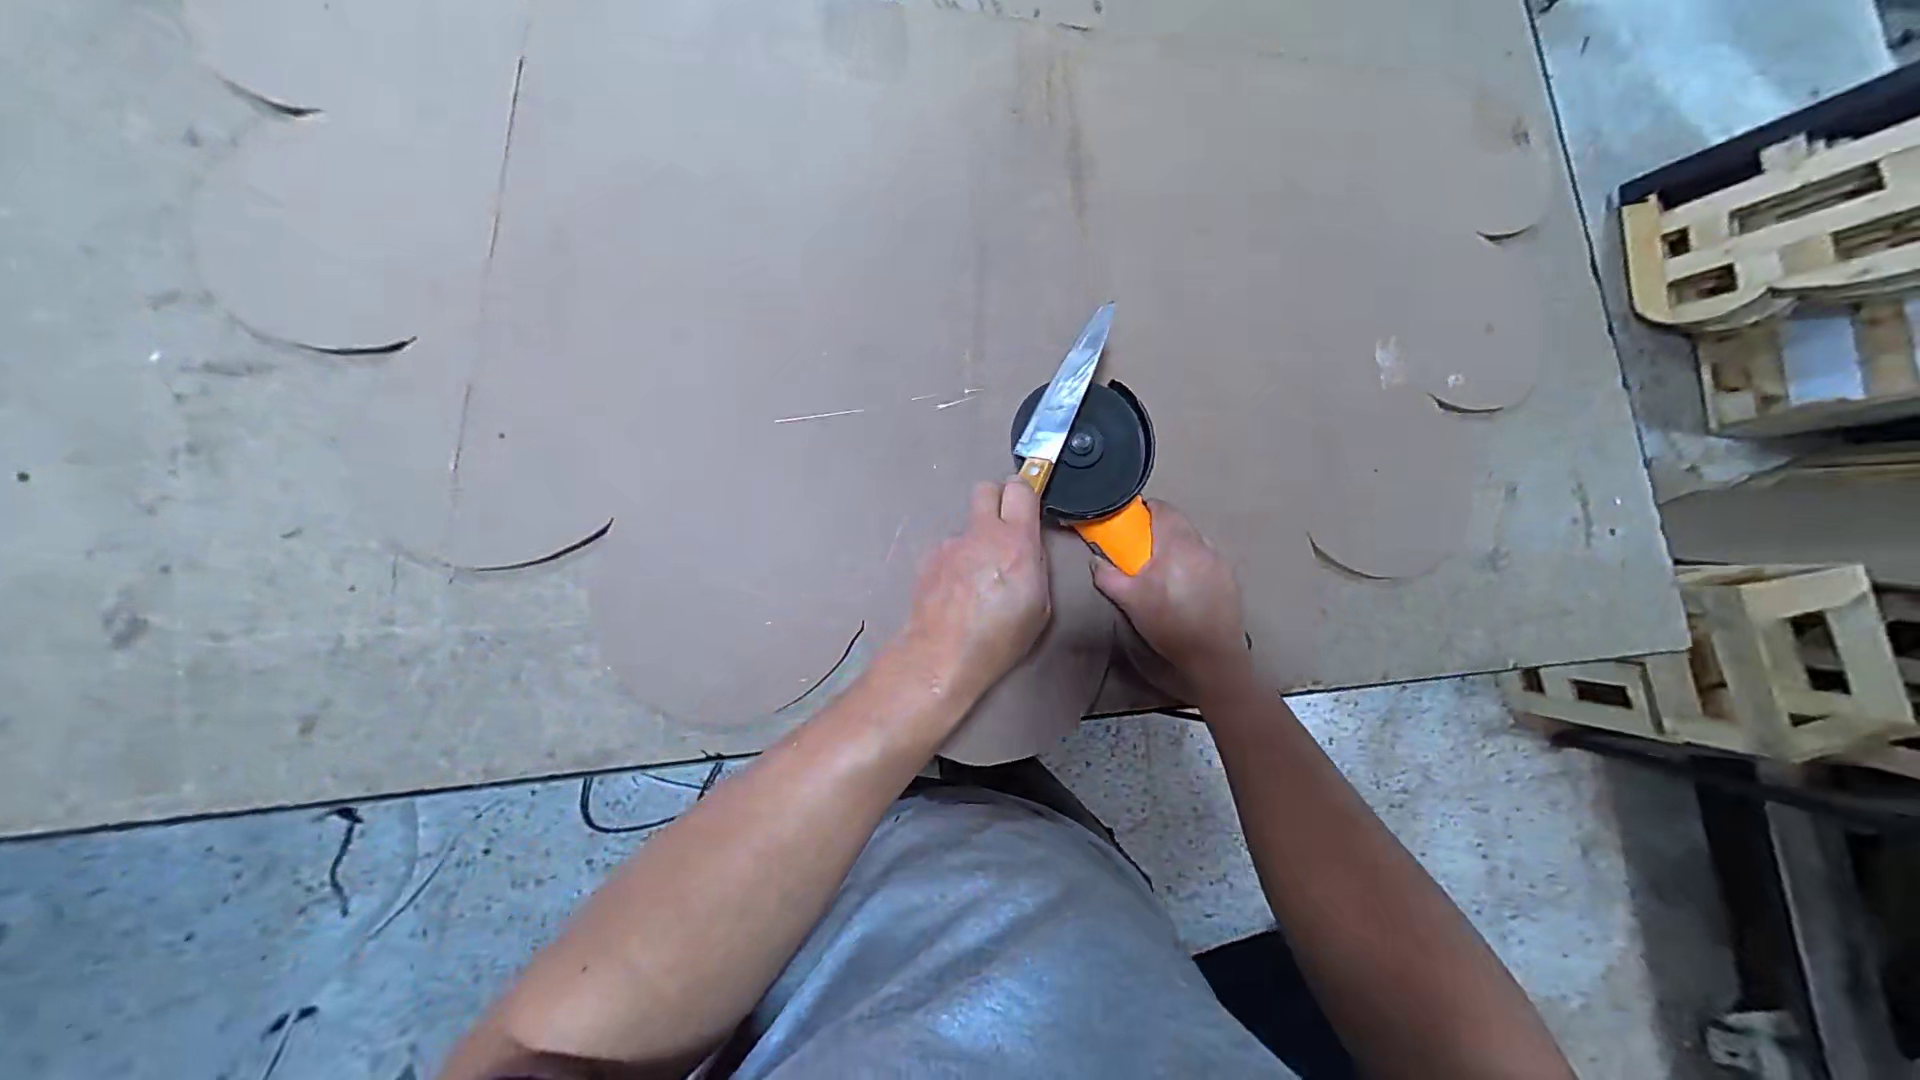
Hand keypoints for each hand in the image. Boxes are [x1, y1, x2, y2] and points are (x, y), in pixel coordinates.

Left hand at [895, 478, 1051, 702]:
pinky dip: (954, 563)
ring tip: (976, 582)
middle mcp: (981, 535)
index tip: (1026, 504)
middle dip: (996, 499)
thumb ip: (1035, 567)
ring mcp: (950, 545)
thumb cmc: (997, 639)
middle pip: (986, 488)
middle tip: (1003, 526)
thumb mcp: (1039, 606)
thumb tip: (1029, 550)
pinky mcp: (929, 559)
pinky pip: (948, 551)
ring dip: (974, 542)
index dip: (1025, 492)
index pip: (1020, 490)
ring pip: (966, 527)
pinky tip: (956, 592)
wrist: (942, 655)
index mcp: (1016, 543)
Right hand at [1093, 500, 1249, 688]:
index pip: (1161, 507)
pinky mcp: (1230, 578)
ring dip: (1176, 548)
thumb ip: (1107, 575)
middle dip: (1157, 532)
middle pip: (1177, 523)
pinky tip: (1184, 588)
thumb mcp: (1128, 600)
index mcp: (1177, 543)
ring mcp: (1219, 561)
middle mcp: (1202, 544)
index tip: (1130, 528)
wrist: (1210, 656)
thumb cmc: (1168, 623)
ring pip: (1193, 541)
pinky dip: (1192, 564)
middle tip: (1141, 554)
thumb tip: (1097, 560)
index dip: (1143, 512)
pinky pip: (1206, 559)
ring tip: (1163, 573)